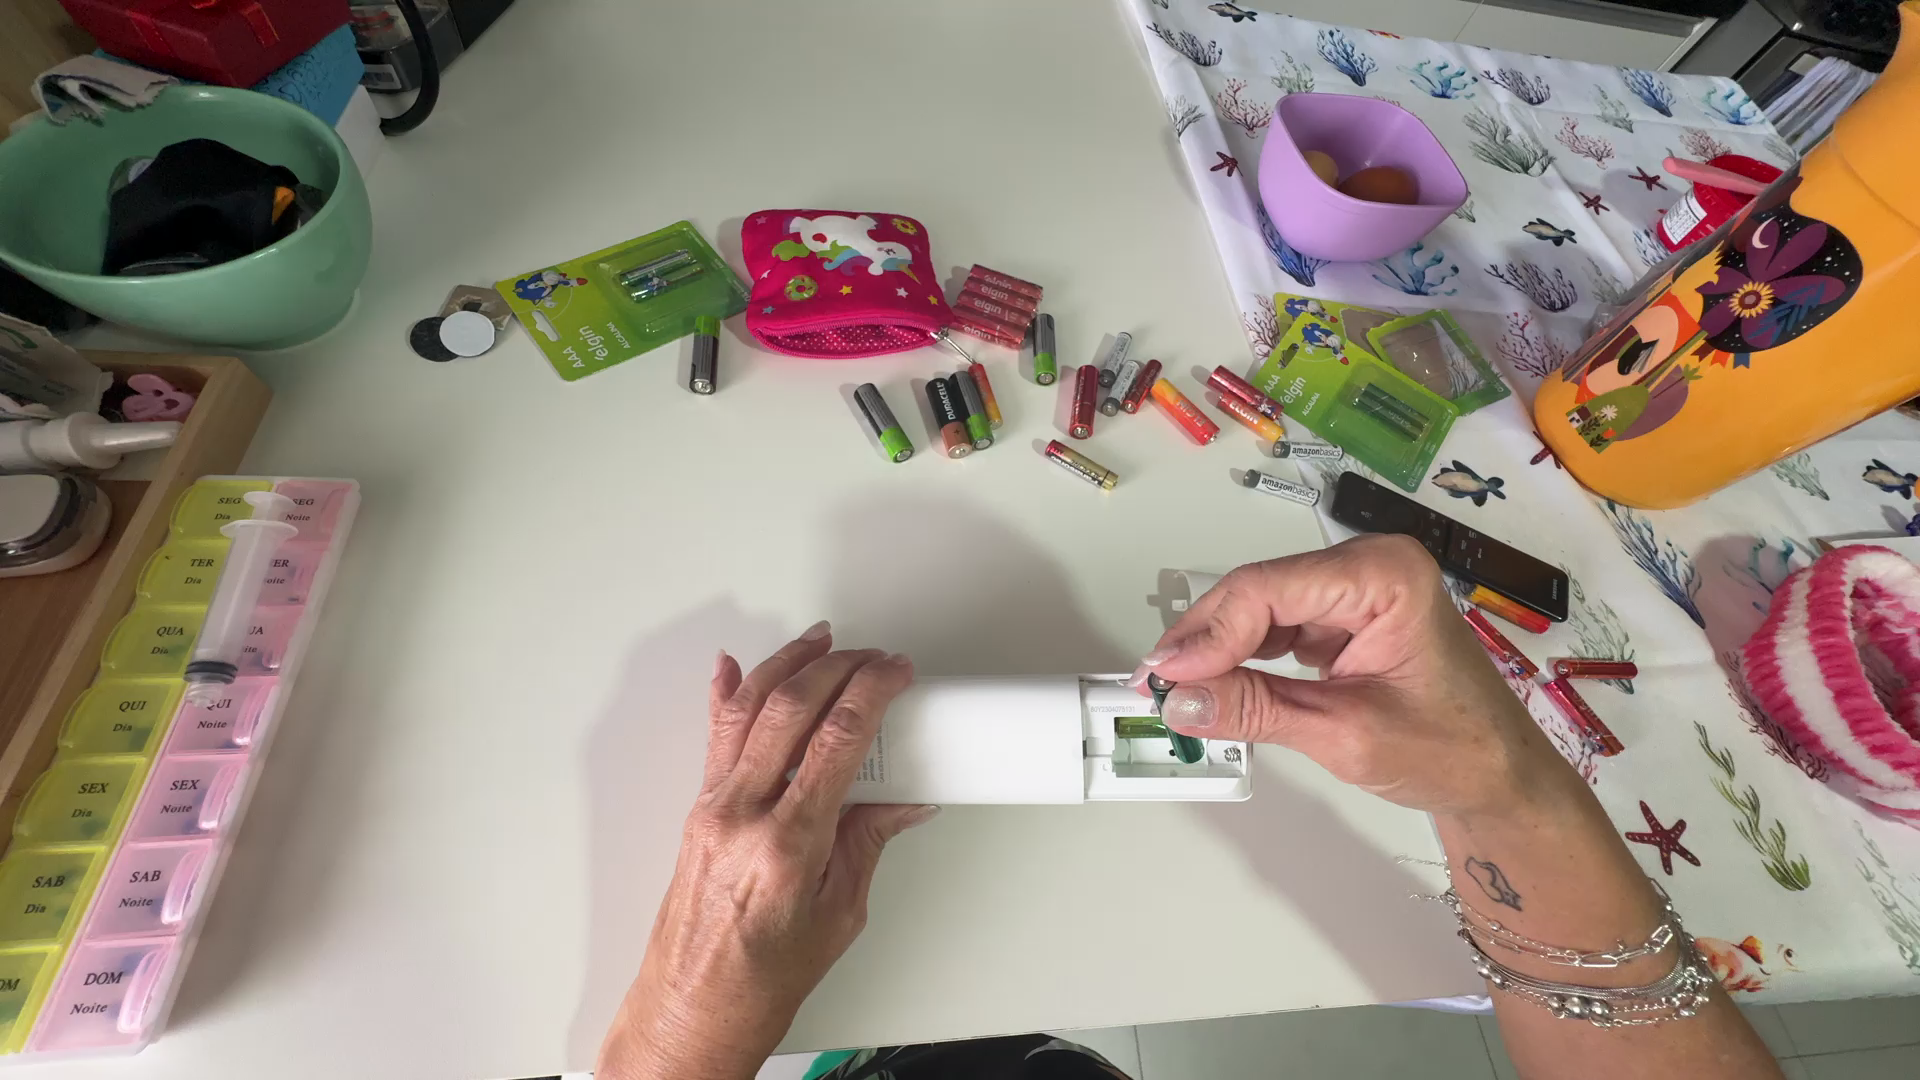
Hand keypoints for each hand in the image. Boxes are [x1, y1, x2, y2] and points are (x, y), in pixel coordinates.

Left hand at [597, 623, 936, 1079]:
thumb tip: (908, 797)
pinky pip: (714, 735)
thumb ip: (871, 838)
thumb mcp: (840, 911)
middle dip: (839, 667)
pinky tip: (732, 664)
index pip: (838, 739)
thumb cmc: (761, 979)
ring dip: (788, 663)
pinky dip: (726, 692)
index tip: (895, 671)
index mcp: (788, 844)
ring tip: (820, 640)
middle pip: (793, 708)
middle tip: (872, 656)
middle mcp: (743, 813)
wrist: (691, 1013)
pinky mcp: (699, 806)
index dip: (873, 692)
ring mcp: (714, 804)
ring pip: (749, 707)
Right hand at [1138, 535, 1575, 818]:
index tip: (1164, 675)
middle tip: (1156, 682)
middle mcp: (1363, 566)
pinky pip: (1270, 623)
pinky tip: (1213, 677)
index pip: (1268, 591)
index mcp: (1383, 576)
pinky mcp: (1337, 613)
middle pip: (1255, 592)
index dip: (1208, 633)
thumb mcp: (1343, 734)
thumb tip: (1179, 701)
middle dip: (1204, 640)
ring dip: (1214, 647)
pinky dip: (1237, 652)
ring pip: (1255, 606)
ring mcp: (1349, 587)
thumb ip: (1255, 710)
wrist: (1499, 777)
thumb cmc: (1450, 753)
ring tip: (1175, 683)